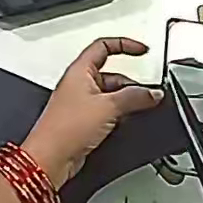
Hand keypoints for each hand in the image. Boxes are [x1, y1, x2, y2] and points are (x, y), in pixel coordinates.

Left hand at [20, 38, 162, 189]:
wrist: (50, 158)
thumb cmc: (64, 128)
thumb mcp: (107, 107)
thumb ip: (134, 97)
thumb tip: (152, 93)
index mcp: (80, 70)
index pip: (103, 46)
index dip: (124, 45)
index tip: (142, 50)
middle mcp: (79, 85)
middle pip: (112, 75)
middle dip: (130, 85)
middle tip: (146, 95)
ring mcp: (81, 104)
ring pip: (111, 96)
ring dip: (125, 103)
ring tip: (136, 111)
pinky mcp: (83, 122)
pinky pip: (106, 113)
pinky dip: (118, 116)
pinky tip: (124, 125)